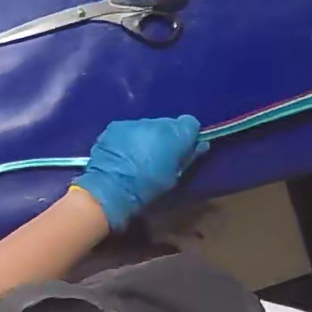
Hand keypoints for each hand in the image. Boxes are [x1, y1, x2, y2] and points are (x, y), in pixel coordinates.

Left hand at [72, 115, 208, 227]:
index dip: (187, 135)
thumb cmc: (148, 188)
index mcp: (175, 134)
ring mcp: (133, 122)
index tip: (182, 148)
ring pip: (146, 126)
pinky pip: (128, 129)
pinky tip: (123, 154)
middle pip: (167, 124)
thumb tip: (201, 144)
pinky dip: (128, 138)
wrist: (110, 188)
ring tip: (138, 156)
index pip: (190, 123)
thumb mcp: (175, 177)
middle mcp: (155, 122)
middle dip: (165, 136)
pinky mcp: (115, 126)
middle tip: (159, 155)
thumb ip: (189, 157)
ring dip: (146, 136)